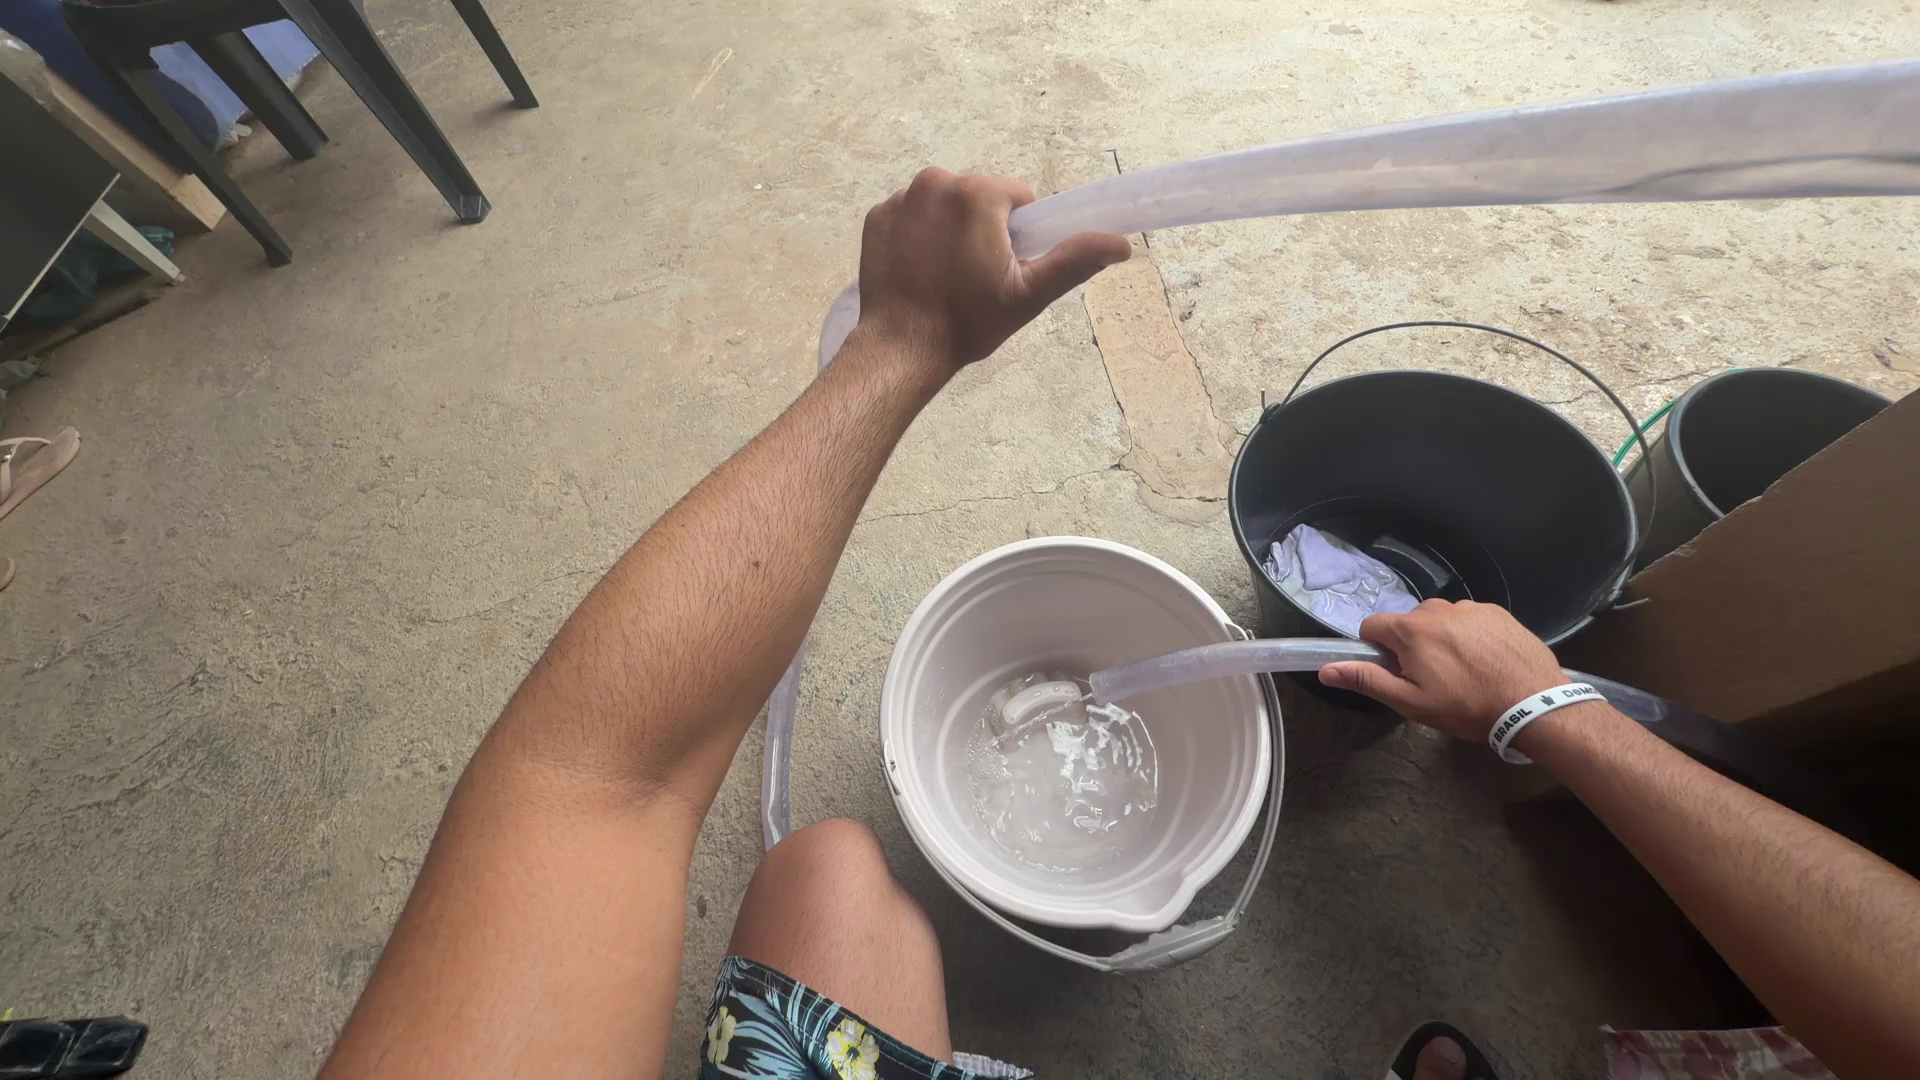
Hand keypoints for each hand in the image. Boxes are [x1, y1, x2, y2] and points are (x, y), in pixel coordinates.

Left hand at [854, 168, 1130, 369]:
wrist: (902, 348)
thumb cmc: (967, 323)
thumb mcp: (1028, 295)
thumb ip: (1073, 261)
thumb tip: (1121, 244)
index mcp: (978, 194)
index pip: (1017, 197)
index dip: (1017, 234)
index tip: (1003, 268)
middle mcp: (937, 182)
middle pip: (978, 197)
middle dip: (982, 228)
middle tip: (974, 277)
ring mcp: (901, 199)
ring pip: (943, 204)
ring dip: (949, 230)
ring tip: (945, 277)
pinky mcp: (876, 217)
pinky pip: (910, 216)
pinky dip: (917, 236)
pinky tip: (919, 271)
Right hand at [1318, 599, 1566, 741]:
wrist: (1536, 706)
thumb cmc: (1466, 707)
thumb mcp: (1410, 702)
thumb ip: (1366, 680)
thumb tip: (1326, 669)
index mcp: (1410, 630)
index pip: (1372, 626)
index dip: (1376, 649)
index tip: (1396, 670)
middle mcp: (1437, 609)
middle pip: (1407, 622)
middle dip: (1410, 643)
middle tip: (1431, 676)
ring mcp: (1471, 608)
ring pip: (1438, 618)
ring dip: (1439, 636)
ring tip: (1462, 668)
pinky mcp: (1498, 612)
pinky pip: (1469, 618)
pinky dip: (1468, 633)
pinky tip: (1485, 659)